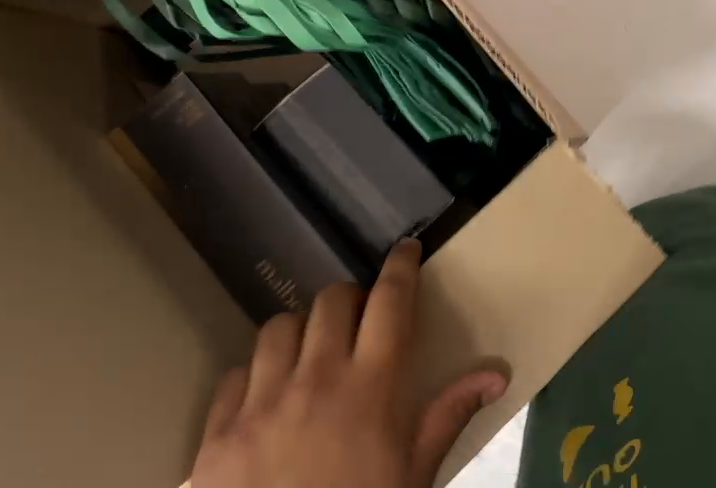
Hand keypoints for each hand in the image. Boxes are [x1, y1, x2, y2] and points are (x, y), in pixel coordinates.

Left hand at [190, 239, 507, 487]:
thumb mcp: (413, 474)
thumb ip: (448, 415)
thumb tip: (499, 374)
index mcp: (371, 386)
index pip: (390, 301)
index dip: (400, 267)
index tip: (406, 250)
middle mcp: (315, 380)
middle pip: (331, 301)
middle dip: (350, 300)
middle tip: (359, 320)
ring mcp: (260, 406)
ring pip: (277, 328)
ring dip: (299, 332)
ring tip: (309, 354)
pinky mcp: (216, 437)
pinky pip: (232, 377)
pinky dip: (252, 376)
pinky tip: (265, 399)